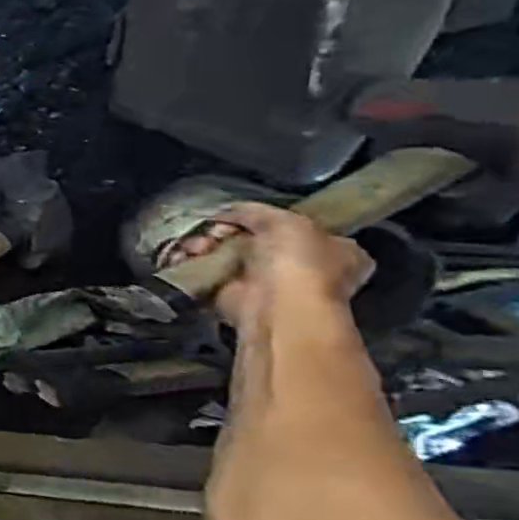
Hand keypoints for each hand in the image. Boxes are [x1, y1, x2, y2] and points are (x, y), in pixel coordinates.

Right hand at [164, 202, 373, 330]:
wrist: (277, 308)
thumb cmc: (297, 261)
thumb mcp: (284, 220)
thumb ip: (255, 211)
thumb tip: (228, 212)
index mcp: (335, 250)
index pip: (302, 227)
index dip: (271, 217)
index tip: (243, 213)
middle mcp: (304, 268)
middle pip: (256, 240)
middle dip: (228, 231)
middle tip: (213, 228)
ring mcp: (268, 286)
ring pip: (228, 256)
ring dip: (206, 247)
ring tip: (197, 245)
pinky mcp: (235, 298)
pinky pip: (208, 275)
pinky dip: (192, 265)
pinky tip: (182, 256)